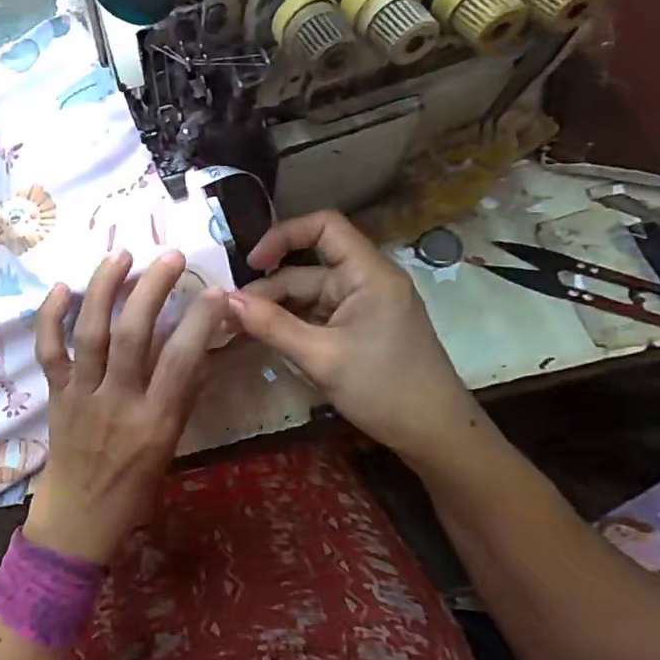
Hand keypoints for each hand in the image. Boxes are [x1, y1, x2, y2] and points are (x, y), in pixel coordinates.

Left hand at [25, 250, 226, 564]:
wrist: (78, 519)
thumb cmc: (134, 488)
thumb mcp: (171, 448)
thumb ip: (183, 397)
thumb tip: (202, 349)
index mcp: (154, 421)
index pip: (180, 360)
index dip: (198, 320)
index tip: (214, 291)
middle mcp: (116, 402)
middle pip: (131, 335)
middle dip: (151, 289)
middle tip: (170, 257)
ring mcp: (81, 395)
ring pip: (90, 333)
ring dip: (104, 289)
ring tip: (121, 255)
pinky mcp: (55, 394)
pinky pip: (49, 351)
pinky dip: (51, 317)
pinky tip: (61, 287)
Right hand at [227, 211, 489, 463]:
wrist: (433, 433)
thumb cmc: (384, 388)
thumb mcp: (321, 357)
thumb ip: (272, 326)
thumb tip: (226, 300)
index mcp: (368, 274)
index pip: (325, 226)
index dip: (284, 235)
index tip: (253, 263)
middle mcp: (366, 281)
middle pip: (307, 269)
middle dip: (268, 289)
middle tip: (229, 317)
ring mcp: (363, 306)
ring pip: (309, 296)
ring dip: (276, 311)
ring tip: (239, 330)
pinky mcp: (360, 328)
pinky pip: (318, 316)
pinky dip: (292, 326)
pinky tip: (266, 340)